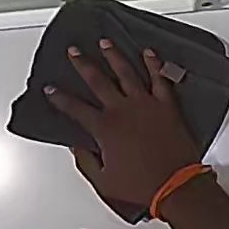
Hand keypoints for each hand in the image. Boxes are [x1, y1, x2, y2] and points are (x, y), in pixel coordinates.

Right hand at [46, 40, 202, 210]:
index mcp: (105, 129)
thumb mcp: (104, 181)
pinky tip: (148, 52)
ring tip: (105, 42)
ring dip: (113, 56)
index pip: (75, 108)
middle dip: (83, 64)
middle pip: (97, 80)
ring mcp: (145, 104)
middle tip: (74, 51)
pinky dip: (153, 64)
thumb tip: (77, 148)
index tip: (51, 89)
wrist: (176, 186)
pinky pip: (159, 78)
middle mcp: (123, 110)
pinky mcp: (166, 106)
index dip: (60, 98)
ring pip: (126, 72)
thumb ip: (87, 162)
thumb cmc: (142, 186)